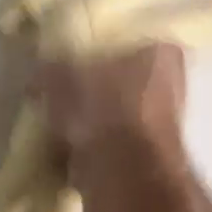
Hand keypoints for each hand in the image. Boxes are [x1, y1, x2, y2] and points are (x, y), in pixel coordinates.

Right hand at [37, 43, 188, 180]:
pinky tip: (72, 154)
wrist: (121, 164)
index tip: (64, 77)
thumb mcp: (61, 79)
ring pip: (115, 114)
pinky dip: (93, 147)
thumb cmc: (100, 108)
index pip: (121, 47)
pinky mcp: (150, 150)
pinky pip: (113, 142)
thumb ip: (49, 72)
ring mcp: (165, 117)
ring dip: (90, 124)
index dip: (89, 61)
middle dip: (90, 94)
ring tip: (60, 134)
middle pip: (119, 82)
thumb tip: (38, 74)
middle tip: (58, 106)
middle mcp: (173, 79)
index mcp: (160, 49)